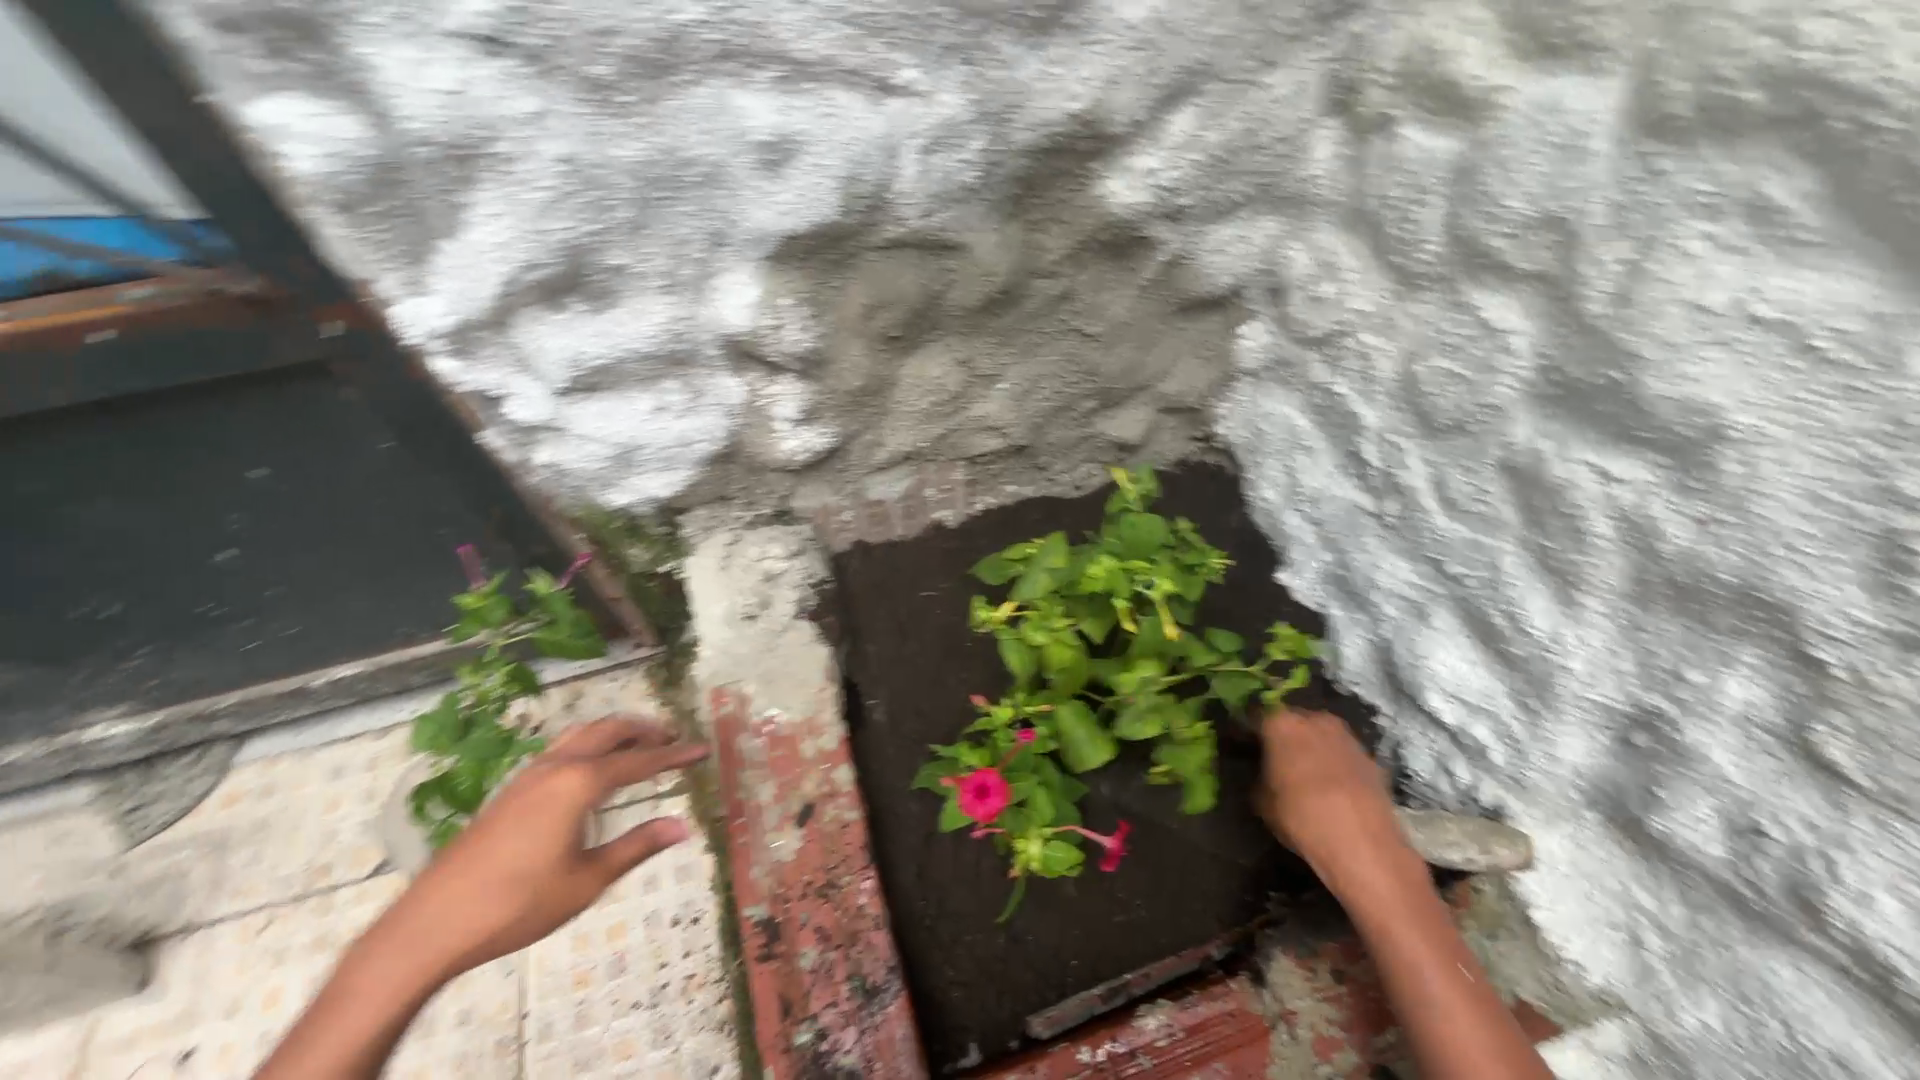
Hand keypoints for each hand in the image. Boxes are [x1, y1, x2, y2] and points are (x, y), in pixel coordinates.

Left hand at [376, 715, 709, 979]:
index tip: (702, 749)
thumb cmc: (518, 904)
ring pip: (580, 735)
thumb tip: (682, 827)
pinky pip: (561, 751)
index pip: (639, 760)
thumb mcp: (588, 879)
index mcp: (578, 783)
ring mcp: (527, 777)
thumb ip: (636, 847)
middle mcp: (555, 767)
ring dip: (614, 734)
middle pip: (607, 731)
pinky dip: (589, 747)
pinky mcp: (511, 792)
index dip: (674, 755)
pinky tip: (593, 773)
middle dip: (644, 730)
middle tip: (673, 738)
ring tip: (639, 747)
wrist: (433, 923)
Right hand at [1256, 707, 1413, 892]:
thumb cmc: (1300, 816)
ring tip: (1306, 774)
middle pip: (1293, 720)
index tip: (1244, 744)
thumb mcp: (1261, 799)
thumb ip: (1259, 776)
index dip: (1248, 729)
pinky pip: (1342, 754)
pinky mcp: (1371, 757)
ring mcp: (1348, 737)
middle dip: (1283, 735)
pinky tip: (1332, 788)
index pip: (1256, 715)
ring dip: (1311, 748)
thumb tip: (1264, 773)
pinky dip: (1335, 763)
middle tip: (1275, 758)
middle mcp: (1315, 720)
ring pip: (1321, 735)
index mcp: (1281, 724)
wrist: (1362, 843)